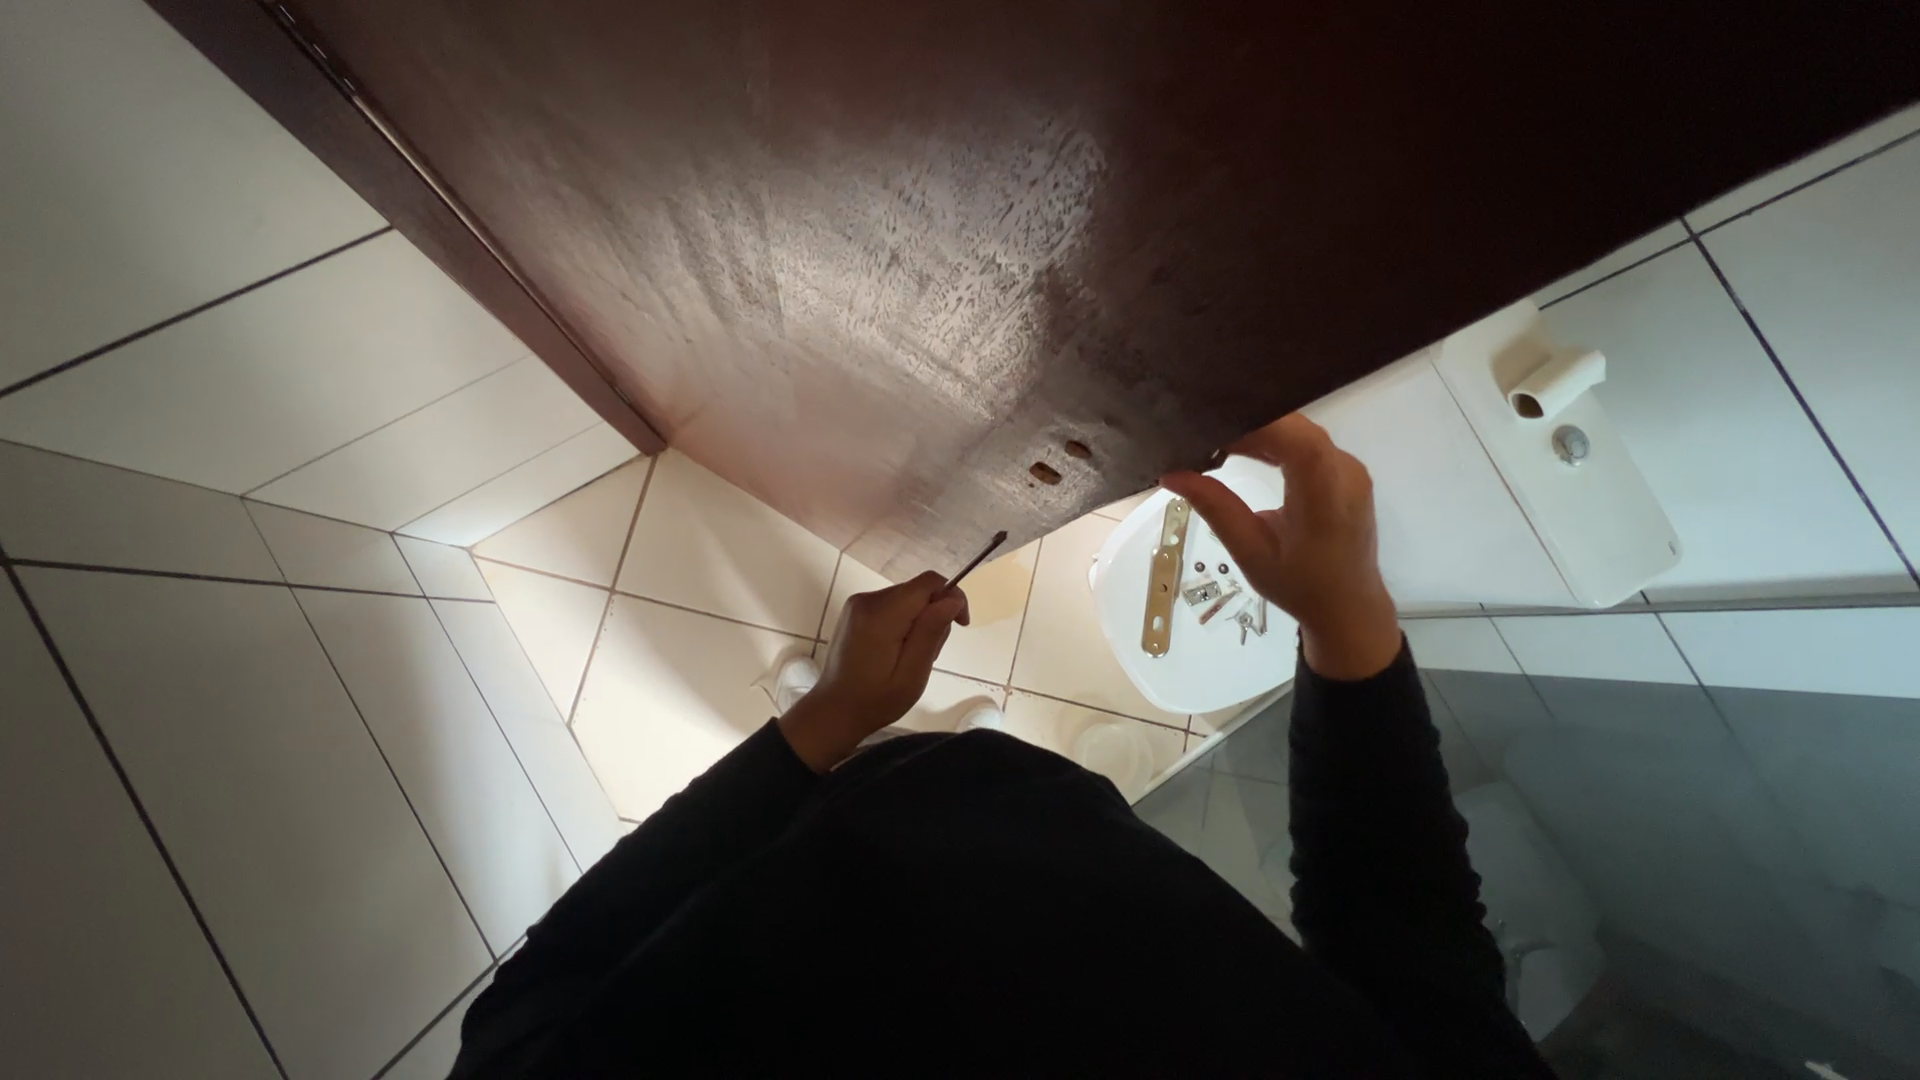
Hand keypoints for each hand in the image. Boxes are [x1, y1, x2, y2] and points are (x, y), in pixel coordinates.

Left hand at [777, 571, 970, 771]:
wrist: (834, 710)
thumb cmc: (875, 700)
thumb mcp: (912, 674)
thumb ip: (931, 632)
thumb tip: (953, 598)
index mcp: (882, 614)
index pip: (928, 582)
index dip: (952, 596)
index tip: (960, 624)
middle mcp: (868, 599)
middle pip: (919, 590)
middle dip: (933, 616)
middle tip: (927, 655)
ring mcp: (858, 602)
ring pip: (908, 598)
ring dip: (919, 622)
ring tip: (909, 657)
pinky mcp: (856, 609)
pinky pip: (894, 604)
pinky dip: (904, 622)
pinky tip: (896, 651)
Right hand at [1161, 414, 1401, 679]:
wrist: (1347, 607)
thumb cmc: (1298, 585)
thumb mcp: (1249, 550)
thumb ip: (1215, 507)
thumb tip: (1172, 475)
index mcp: (1325, 495)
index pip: (1295, 440)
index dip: (1252, 427)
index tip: (1206, 431)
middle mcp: (1345, 471)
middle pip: (1295, 428)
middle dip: (1246, 425)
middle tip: (1200, 435)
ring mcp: (1349, 468)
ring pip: (1299, 431)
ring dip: (1258, 431)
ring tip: (1214, 442)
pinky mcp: (1344, 472)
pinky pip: (1306, 443)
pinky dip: (1273, 442)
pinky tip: (1243, 449)